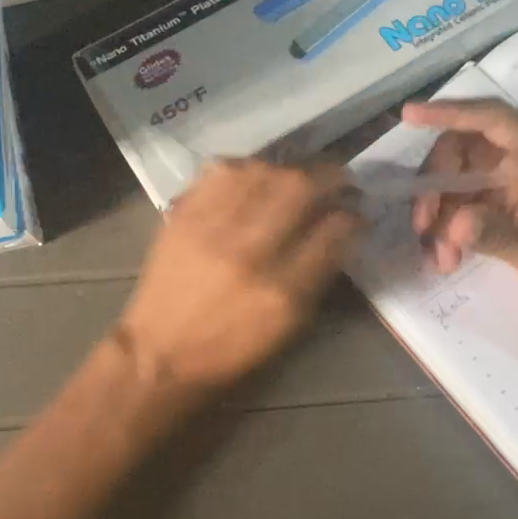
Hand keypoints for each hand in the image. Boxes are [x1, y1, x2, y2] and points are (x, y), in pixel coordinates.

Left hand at [119, 160, 361, 397]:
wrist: (160, 351)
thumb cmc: (231, 347)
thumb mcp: (288, 326)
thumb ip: (318, 273)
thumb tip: (342, 228)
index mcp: (282, 291)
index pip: (332, 232)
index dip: (352, 215)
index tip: (357, 210)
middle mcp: (249, 252)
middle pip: (299, 188)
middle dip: (330, 177)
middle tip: (339, 180)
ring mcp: (212, 228)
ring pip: (262, 171)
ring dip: (289, 168)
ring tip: (297, 176)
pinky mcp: (184, 214)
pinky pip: (222, 170)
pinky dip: (246, 167)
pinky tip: (255, 176)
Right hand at [402, 99, 517, 326]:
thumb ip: (501, 236)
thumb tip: (455, 224)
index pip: (492, 119)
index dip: (449, 113)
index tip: (409, 116)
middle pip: (462, 149)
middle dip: (436, 184)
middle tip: (423, 225)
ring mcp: (510, 178)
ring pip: (454, 178)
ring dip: (438, 214)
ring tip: (439, 257)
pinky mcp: (500, 202)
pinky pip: (459, 203)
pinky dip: (446, 228)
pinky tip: (445, 259)